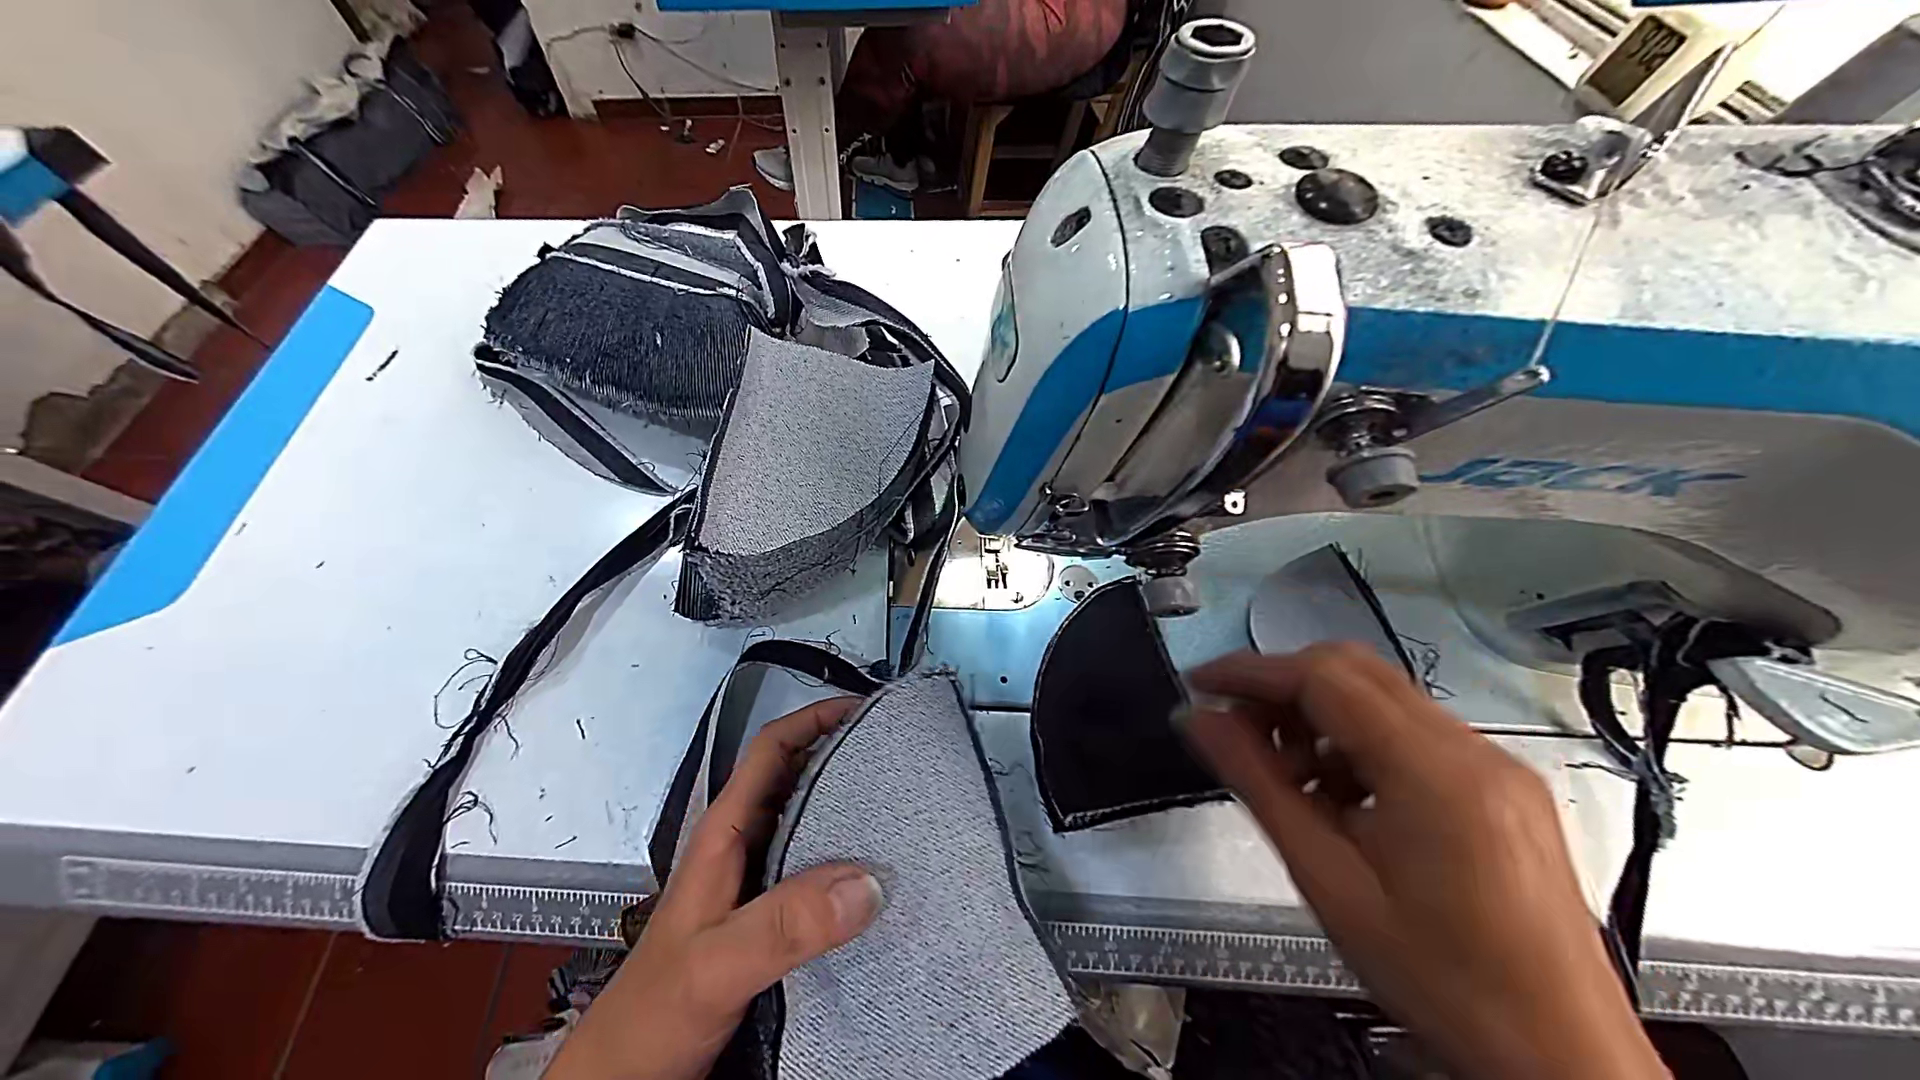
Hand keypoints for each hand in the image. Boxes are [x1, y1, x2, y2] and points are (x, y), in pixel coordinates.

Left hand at [547, 697, 883, 1079]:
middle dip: (844, 757)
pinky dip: (851, 862)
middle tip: (900, 759)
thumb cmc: (654, 1013)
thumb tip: (870, 880)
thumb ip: (785, 923)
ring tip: (904, 809)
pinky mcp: (772, 918)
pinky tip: (881, 878)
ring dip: (851, 809)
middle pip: (797, 779)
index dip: (814, 718)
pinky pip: (820, 872)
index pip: (771, 749)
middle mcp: (745, 846)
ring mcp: (758, 883)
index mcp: (726, 832)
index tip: (864, 710)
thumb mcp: (717, 963)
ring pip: (810, 824)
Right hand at [1182, 646, 1668, 1079]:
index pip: (1324, 677)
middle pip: (1353, 670)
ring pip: (1379, 695)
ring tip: (1281, 769)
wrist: (1560, 1059)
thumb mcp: (1327, 878)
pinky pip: (1410, 730)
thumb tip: (1200, 723)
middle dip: (1281, 686)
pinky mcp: (1500, 785)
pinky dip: (1354, 741)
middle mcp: (1476, 753)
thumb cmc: (1445, 982)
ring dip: (1316, 715)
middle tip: (1233, 724)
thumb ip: (1256, 784)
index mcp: (1436, 774)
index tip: (1202, 683)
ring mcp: (1496, 766)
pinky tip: (1332, 790)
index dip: (1250, 671)